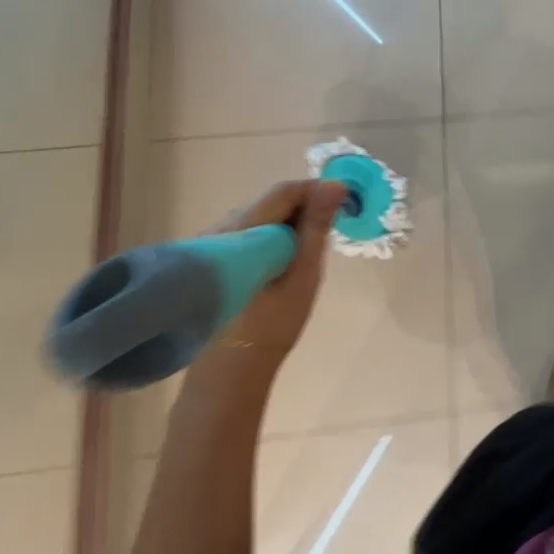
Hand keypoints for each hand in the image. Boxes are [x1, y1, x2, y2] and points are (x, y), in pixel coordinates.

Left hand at [209, 179, 347, 359]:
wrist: (232, 369)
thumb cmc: (273, 322)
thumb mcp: (304, 272)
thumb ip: (316, 225)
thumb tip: (335, 184)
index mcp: (245, 228)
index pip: (286, 190)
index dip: (317, 191)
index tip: (343, 206)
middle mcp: (222, 227)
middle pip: (272, 202)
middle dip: (304, 209)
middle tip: (328, 233)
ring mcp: (212, 242)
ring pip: (260, 217)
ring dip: (288, 225)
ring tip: (307, 251)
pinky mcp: (211, 258)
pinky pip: (248, 233)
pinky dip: (271, 239)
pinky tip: (282, 263)